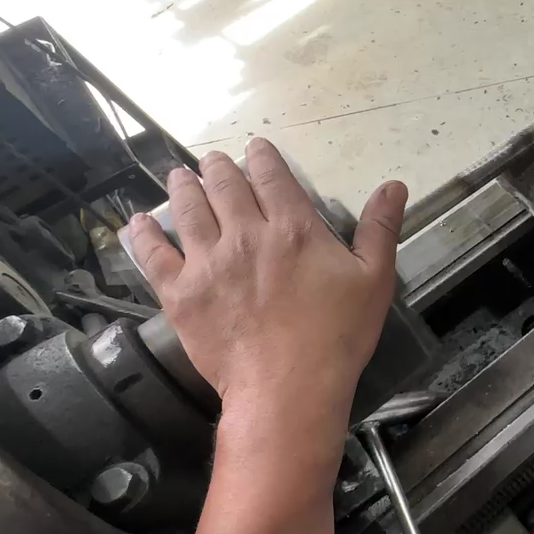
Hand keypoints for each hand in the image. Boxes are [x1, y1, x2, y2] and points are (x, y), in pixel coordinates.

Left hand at [124, 138, 406, 434]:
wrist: (289, 385)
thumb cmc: (339, 334)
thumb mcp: (375, 279)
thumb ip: (380, 229)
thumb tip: (394, 186)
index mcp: (294, 229)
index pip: (273, 177)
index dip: (263, 157)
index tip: (256, 147)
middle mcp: (246, 235)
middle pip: (225, 187)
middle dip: (219, 167)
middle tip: (213, 160)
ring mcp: (207, 263)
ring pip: (187, 210)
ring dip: (183, 187)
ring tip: (179, 176)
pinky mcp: (180, 293)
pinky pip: (153, 254)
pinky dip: (143, 233)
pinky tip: (138, 222)